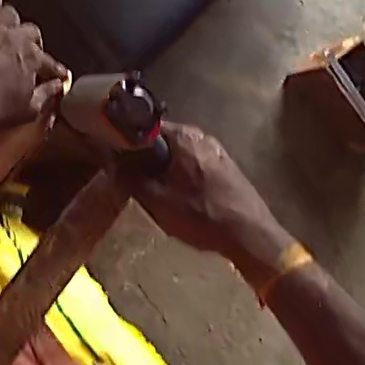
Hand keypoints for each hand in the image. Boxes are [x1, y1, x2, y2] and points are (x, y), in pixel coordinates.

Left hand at [0, 0, 69, 133]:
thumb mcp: (28, 109)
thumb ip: (46, 95)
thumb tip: (58, 86)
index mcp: (32, 58)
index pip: (48, 61)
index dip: (52, 68)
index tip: (55, 72)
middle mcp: (16, 38)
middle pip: (30, 32)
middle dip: (29, 42)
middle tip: (24, 51)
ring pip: (10, 13)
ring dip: (10, 22)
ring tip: (6, 29)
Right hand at [122, 123, 295, 286]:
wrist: (251, 236)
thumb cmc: (202, 215)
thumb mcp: (158, 201)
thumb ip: (132, 179)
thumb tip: (114, 164)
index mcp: (183, 136)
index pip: (145, 127)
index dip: (128, 143)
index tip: (118, 159)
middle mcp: (201, 135)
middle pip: (163, 140)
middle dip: (148, 159)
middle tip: (135, 180)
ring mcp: (216, 150)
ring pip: (179, 154)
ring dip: (166, 169)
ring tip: (156, 192)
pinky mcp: (226, 166)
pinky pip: (194, 163)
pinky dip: (183, 175)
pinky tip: (180, 197)